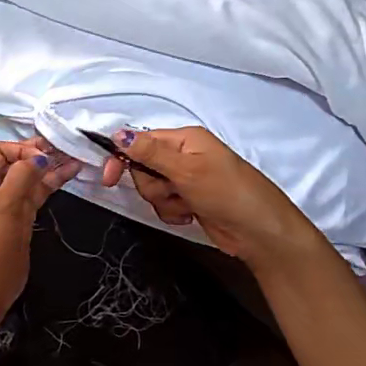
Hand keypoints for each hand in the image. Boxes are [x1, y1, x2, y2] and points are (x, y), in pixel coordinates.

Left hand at [0, 139, 79, 319]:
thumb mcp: (6, 205)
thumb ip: (22, 175)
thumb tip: (39, 156)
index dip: (22, 150)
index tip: (44, 155)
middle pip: (15, 163)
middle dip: (39, 155)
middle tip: (65, 148)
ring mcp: (6, 204)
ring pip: (29, 179)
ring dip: (49, 168)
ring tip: (74, 157)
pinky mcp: (20, 218)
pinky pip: (35, 194)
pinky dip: (50, 184)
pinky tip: (68, 174)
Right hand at [100, 127, 319, 265]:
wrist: (258, 232)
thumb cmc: (226, 193)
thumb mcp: (185, 170)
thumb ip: (149, 153)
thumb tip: (118, 133)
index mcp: (185, 139)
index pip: (141, 141)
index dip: (123, 157)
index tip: (108, 177)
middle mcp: (184, 155)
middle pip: (143, 168)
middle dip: (151, 185)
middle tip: (171, 191)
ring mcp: (186, 179)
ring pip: (152, 189)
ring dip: (163, 201)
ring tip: (186, 205)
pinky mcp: (189, 200)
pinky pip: (164, 204)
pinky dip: (172, 212)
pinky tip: (190, 215)